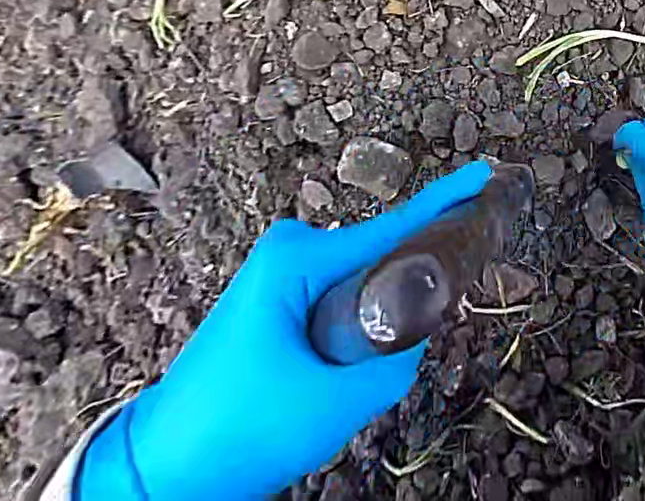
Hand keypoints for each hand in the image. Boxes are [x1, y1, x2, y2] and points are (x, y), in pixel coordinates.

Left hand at [78, 161, 493, 499]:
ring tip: (373, 349)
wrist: (158, 475)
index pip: (394, 224)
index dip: (447, 199)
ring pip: (365, 270)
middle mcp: (292, 247)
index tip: (485, 174)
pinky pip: (344, 284)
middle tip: (445, 300)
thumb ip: (401, 360)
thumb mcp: (338, 403)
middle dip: (419, 269)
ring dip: (388, 296)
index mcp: (298, 261)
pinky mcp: (280, 288)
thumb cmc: (241, 433)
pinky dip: (366, 303)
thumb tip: (425, 329)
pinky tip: (355, 346)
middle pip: (383, 248)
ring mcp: (283, 265)